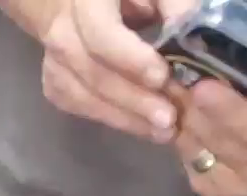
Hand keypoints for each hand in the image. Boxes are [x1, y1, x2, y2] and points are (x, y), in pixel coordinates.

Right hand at [40, 0, 190, 142]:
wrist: (75, 1)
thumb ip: (173, 3)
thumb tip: (193, 34)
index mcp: (86, 2)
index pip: (102, 38)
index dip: (131, 60)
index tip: (162, 78)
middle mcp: (61, 36)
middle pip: (95, 76)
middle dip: (134, 100)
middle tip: (168, 120)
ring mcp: (53, 65)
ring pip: (85, 99)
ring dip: (124, 118)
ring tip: (160, 132)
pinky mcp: (54, 86)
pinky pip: (81, 108)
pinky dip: (110, 118)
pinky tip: (138, 125)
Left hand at [172, 51, 246, 195]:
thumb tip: (230, 59)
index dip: (224, 109)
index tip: (200, 88)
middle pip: (215, 138)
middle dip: (192, 109)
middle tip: (175, 83)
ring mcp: (234, 185)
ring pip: (195, 150)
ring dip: (182, 122)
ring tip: (175, 99)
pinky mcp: (212, 191)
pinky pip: (187, 161)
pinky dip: (184, 139)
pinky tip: (186, 123)